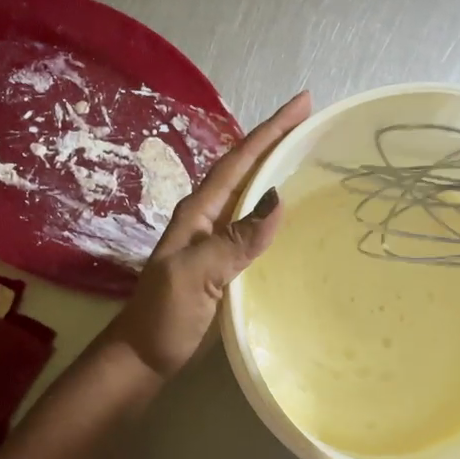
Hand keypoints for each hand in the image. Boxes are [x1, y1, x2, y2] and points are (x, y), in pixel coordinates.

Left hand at [105, 92, 312, 377]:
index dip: (270, 130)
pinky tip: (296, 212)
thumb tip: (280, 197)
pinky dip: (277, 211)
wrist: (145, 355)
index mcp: (199, 212)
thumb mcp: (196, 275)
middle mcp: (209, 218)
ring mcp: (218, 241)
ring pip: (253, 195)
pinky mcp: (228, 264)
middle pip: (248, 169)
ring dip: (278, 171)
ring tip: (311, 154)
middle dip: (278, 141)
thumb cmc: (164, 314)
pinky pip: (257, 226)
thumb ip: (235, 240)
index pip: (240, 161)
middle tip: (314, 120)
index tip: (302, 103)